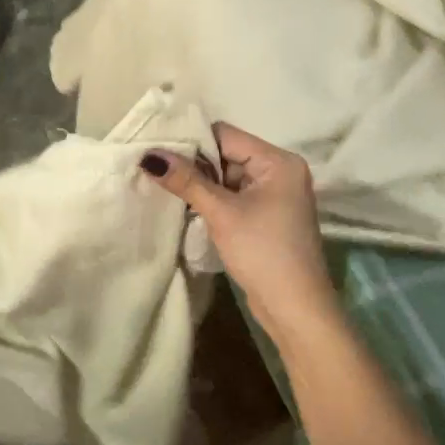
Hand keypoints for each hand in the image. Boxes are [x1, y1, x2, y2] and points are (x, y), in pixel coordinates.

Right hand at [141, 123, 337, 329]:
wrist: (295, 309)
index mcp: (278, 161)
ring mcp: (275, 195)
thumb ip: (186, 181)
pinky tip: (188, 206)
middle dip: (194, 164)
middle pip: (226, 153)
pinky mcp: (267, 215)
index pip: (226, 135)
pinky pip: (234, 195)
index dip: (192, 141)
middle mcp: (280, 171)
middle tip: (158, 171)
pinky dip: (213, 199)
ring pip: (227, 176)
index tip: (158, 151)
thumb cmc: (262, 252)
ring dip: (201, 184)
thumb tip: (149, 156)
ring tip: (167, 188)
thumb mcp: (221, 213)